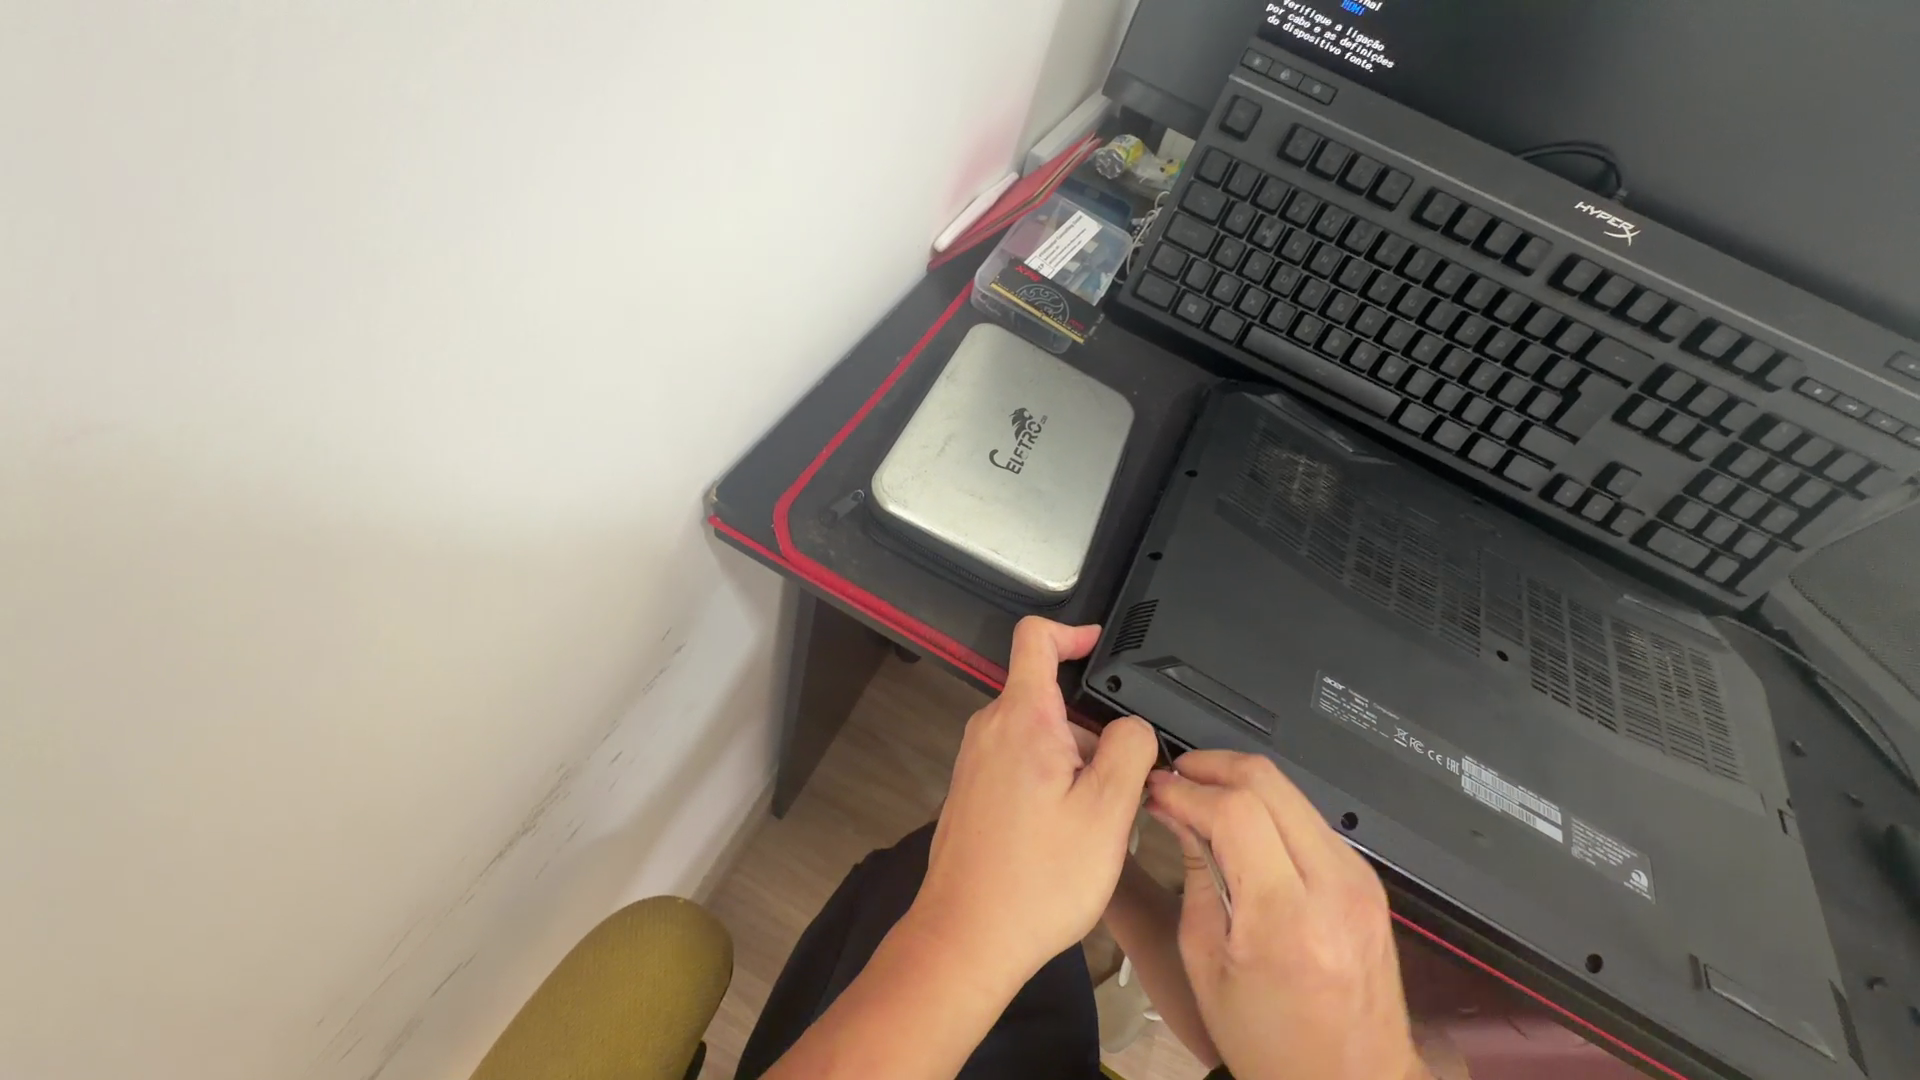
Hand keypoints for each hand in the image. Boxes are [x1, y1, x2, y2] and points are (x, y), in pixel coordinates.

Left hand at [908, 617, 1159, 991]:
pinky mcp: (973, 789)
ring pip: (1038, 734)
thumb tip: (1131, 724)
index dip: (1072, 631)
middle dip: (1091, 729)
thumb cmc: (1037, 879)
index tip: (1099, 646)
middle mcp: (990, 728)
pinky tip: (1065, 835)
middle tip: (1120, 786)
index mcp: (1021, 717)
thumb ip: (1129, 749)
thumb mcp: (1107, 811)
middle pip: (1049, 697)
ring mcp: (976, 760)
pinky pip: (1020, 762)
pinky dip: (1051, 781)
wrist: (966, 937)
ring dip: (1075, 762)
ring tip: (1094, 823)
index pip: (1036, 638)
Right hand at [1147, 751, 1429, 1079]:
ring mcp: (1359, 880)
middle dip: (1211, 766)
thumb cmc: (1266, 1041)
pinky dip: (1266, 805)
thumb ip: (1194, 872)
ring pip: (1290, 790)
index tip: (1154, 789)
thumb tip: (1175, 810)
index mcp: (1287, 919)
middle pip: (1267, 783)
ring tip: (1198, 793)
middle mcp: (1334, 888)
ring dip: (1238, 781)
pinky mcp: (1367, 880)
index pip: (1235, 812)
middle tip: (1173, 775)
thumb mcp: (1205, 961)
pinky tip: (1237, 820)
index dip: (1187, 790)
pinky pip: (1307, 817)